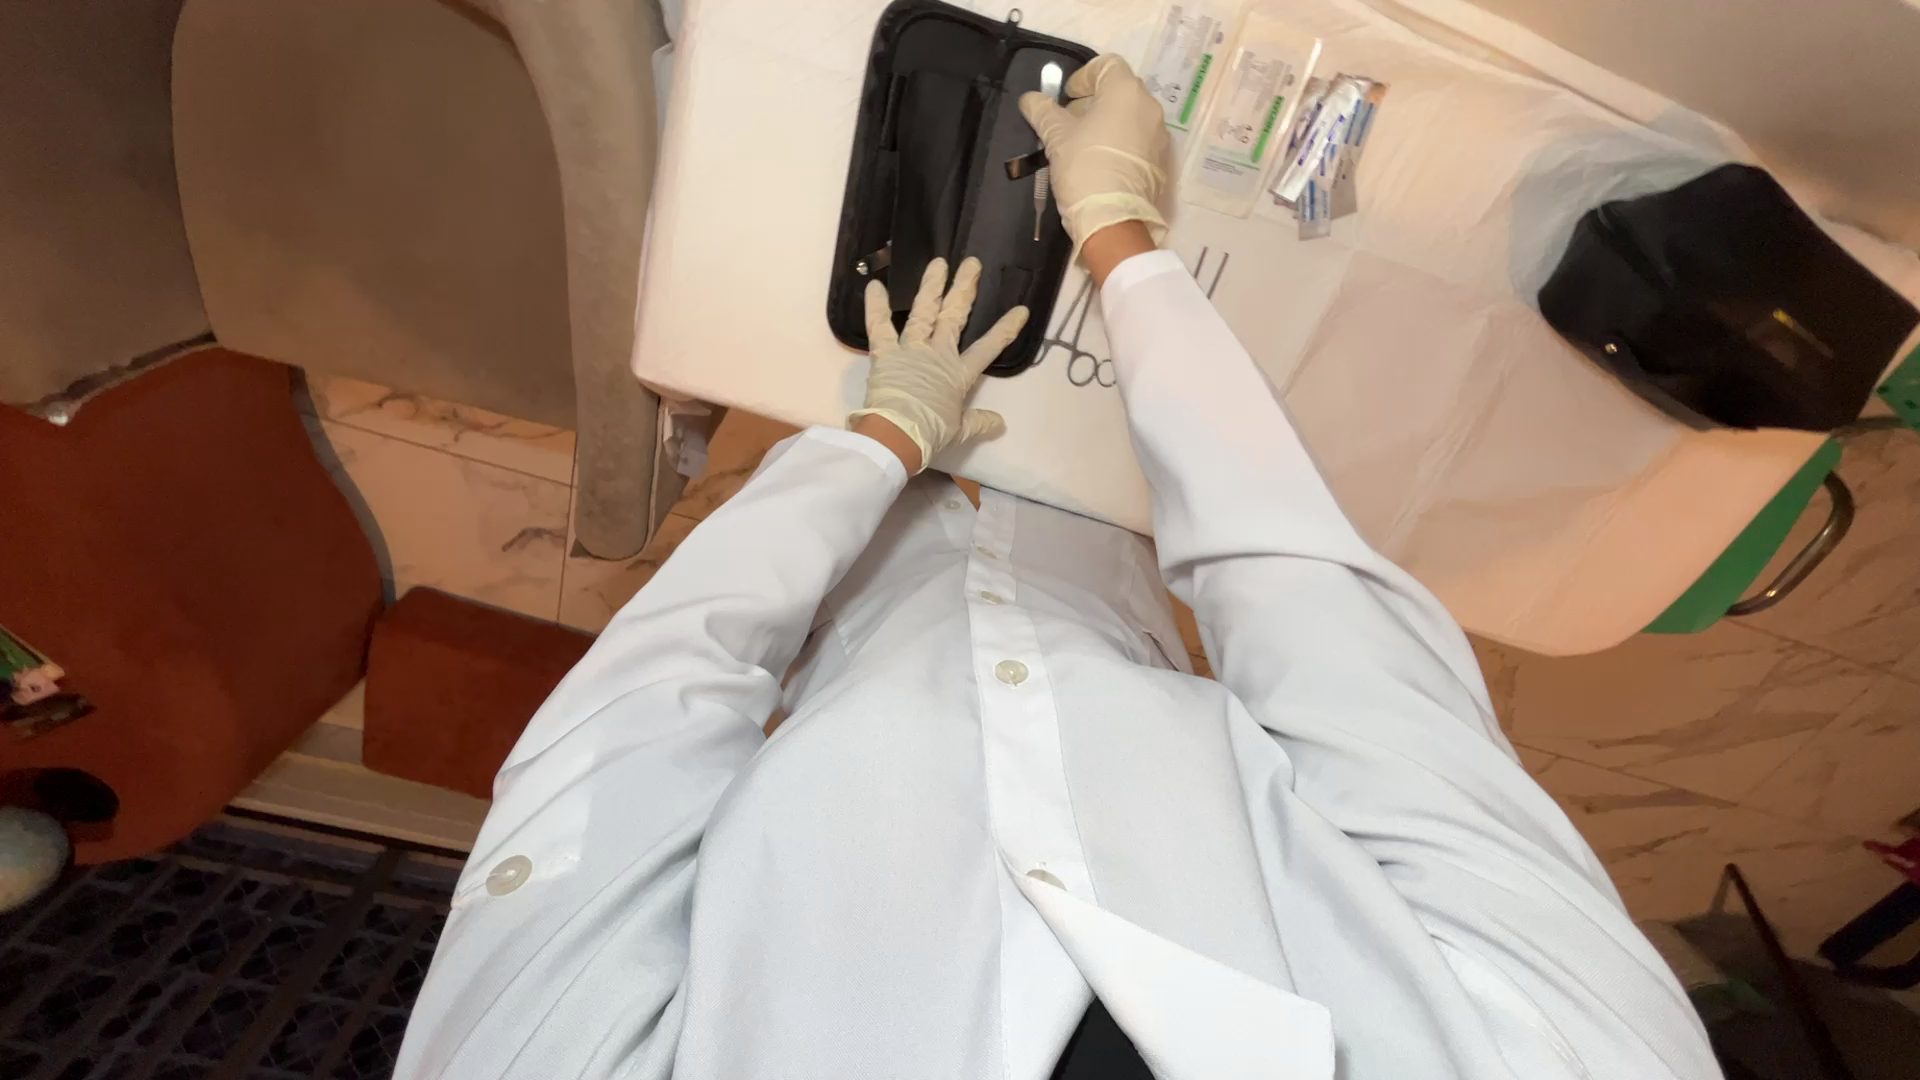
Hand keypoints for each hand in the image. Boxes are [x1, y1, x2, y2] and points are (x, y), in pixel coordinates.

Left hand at [850, 257, 1027, 472]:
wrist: (899, 435)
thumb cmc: (931, 434)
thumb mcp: (960, 431)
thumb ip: (979, 423)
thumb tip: (1000, 423)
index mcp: (958, 375)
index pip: (988, 349)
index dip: (1005, 329)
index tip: (1021, 310)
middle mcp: (937, 354)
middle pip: (954, 316)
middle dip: (964, 289)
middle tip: (971, 264)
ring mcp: (911, 350)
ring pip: (923, 312)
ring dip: (931, 286)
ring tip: (938, 263)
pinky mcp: (885, 354)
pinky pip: (879, 326)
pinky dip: (876, 306)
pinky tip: (874, 285)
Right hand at [1019, 54, 1170, 248]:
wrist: (1113, 222)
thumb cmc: (1084, 169)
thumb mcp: (1056, 138)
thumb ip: (1043, 112)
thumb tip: (1029, 98)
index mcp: (1125, 92)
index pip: (1106, 65)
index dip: (1083, 77)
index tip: (1066, 97)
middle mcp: (1149, 107)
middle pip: (1120, 92)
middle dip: (1094, 102)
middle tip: (1071, 123)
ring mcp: (1158, 137)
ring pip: (1131, 119)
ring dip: (1108, 124)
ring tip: (1085, 147)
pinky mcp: (1159, 164)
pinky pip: (1138, 143)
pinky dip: (1120, 145)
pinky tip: (1102, 166)